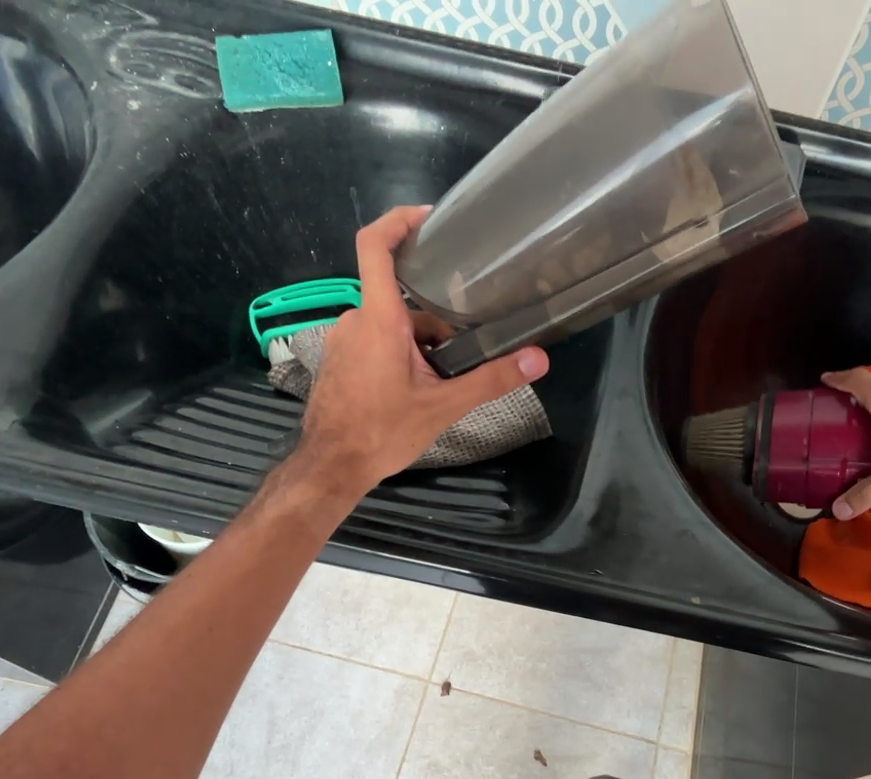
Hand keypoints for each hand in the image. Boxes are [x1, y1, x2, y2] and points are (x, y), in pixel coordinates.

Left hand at [289, 205, 549, 499]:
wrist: (331, 466)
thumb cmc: (381, 432)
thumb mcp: (443, 407)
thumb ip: (491, 380)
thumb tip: (538, 360)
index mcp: (380, 319)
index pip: (375, 246)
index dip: (399, 220)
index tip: (430, 219)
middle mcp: (357, 319)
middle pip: (402, 299)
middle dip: (437, 321)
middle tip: (467, 347)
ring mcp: (344, 340)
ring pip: (391, 325)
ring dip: (420, 344)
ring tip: (445, 379)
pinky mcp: (339, 360)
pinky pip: (376, 343)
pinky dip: (400, 356)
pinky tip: (417, 390)